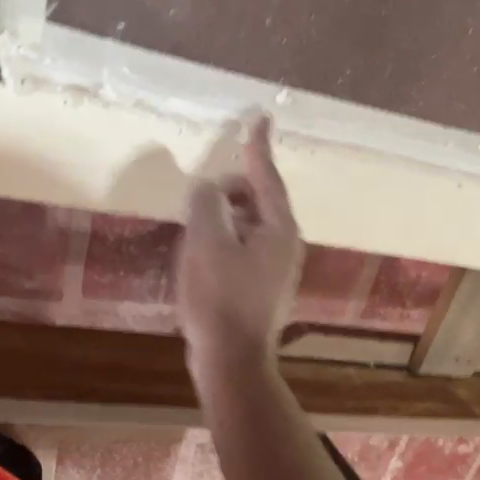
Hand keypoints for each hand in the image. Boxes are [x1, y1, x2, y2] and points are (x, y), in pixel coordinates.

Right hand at [175, 115, 304, 380]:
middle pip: (258, 202)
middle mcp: (285, 247)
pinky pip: (242, 253)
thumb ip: (206, 203)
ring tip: (195, 226)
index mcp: (279, 229)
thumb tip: (207, 191)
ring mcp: (275, 273)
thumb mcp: (206, 241)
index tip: (260, 118)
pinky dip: (223, 244)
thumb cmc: (220, 299)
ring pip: (248, 229)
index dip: (258, 146)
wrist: (231, 361)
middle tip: (201, 194)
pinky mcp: (260, 293)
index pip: (268, 176)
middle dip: (231, 190)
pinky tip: (200, 258)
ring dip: (224, 220)